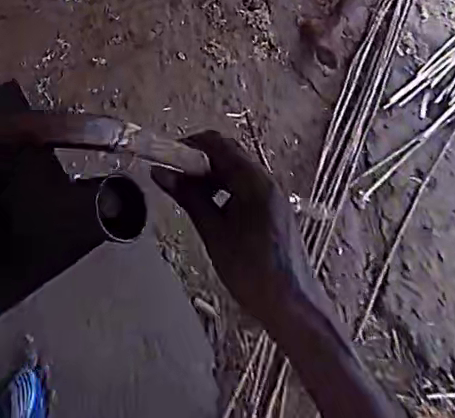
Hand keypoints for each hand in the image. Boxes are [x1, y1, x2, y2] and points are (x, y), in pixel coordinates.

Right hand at [153, 132, 318, 322]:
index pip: (216, 143)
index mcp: (253, 181)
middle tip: (173, 173)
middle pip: (226, 153)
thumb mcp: (213, 231)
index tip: (166, 157)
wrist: (294, 310)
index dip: (187, 145)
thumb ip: (187, 196)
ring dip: (208, 173)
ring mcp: (271, 196)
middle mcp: (265, 182)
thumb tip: (160, 172)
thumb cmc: (252, 271)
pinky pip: (242, 185)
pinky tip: (207, 204)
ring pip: (233, 169)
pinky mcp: (272, 210)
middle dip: (197, 159)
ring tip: (185, 190)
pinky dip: (222, 186)